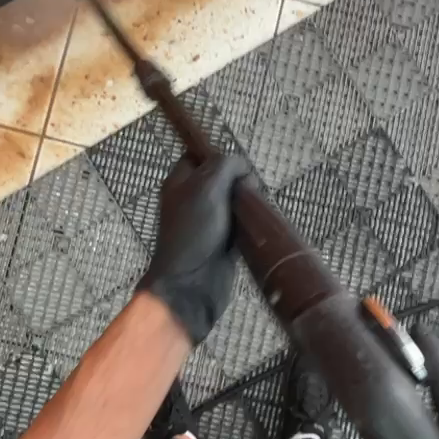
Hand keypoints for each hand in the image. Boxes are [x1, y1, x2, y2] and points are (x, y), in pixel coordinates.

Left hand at [136, 153, 250, 345]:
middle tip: (249, 188)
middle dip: (239, 180)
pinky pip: (240, 223)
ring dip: (247, 202)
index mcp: (179, 182)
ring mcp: (207, 221)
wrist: (193, 282)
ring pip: (233, 200)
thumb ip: (226, 166)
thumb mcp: (207, 186)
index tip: (238, 164)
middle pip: (221, 178)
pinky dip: (250, 222)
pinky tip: (259, 223)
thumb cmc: (194, 230)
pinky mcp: (222, 240)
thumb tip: (243, 167)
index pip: (198, 156)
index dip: (218, 155)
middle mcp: (191, 199)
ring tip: (255, 207)